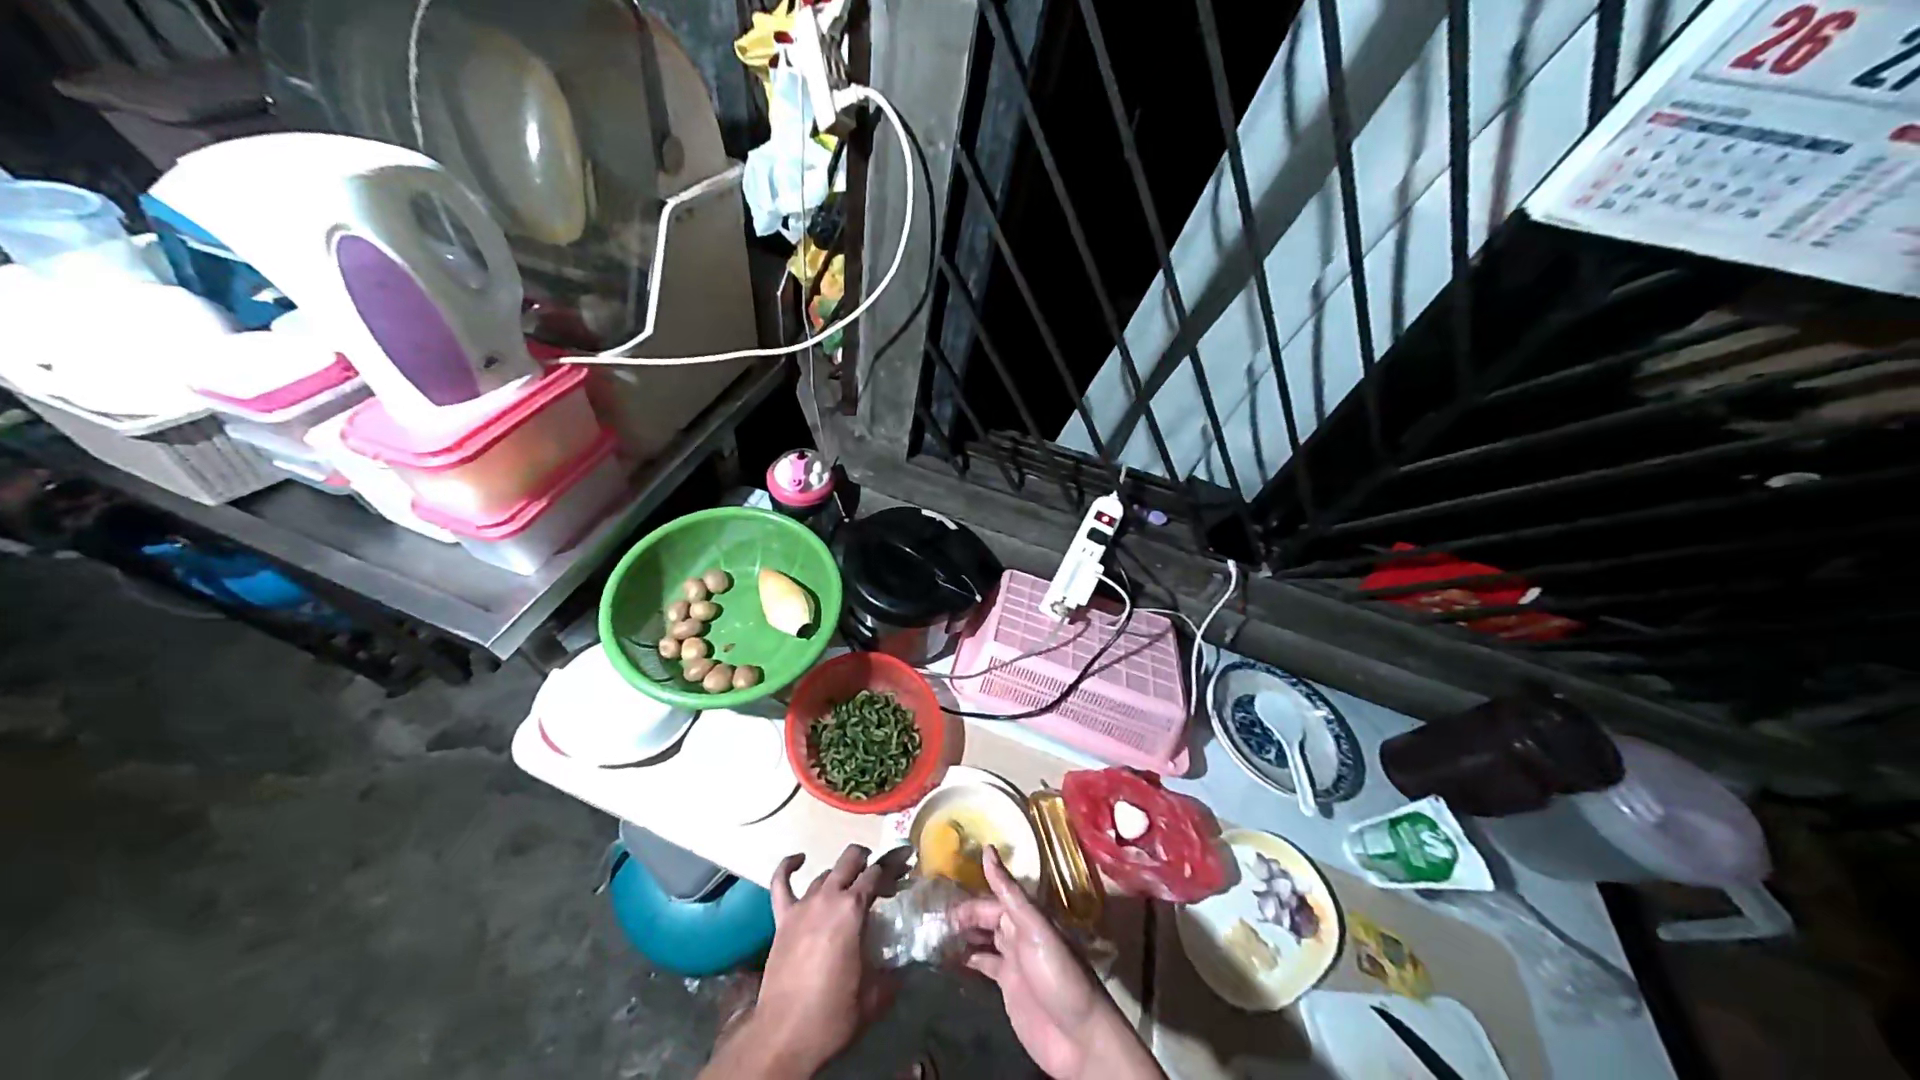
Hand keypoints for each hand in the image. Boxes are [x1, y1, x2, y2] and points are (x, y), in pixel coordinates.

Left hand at [697, 846, 891, 1079]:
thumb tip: (905, 967)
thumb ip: (893, 974)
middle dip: (869, 861)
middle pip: (851, 860)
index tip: (906, 866)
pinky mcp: (782, 919)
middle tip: (882, 878)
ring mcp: (802, 906)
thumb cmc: (833, 1014)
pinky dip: (788, 867)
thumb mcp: (876, 995)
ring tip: (853, 885)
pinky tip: (799, 860)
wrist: (785, 1035)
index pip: (878, 874)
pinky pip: (780, 883)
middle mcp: (828, 897)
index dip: (894, 866)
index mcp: (853, 909)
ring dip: (841, 875)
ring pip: (824, 873)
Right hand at [954, 847, 1163, 1079]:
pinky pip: (983, 964)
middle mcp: (1018, 934)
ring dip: (961, 936)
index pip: (990, 900)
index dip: (966, 900)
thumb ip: (1009, 893)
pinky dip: (967, 959)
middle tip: (928, 921)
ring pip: (982, 939)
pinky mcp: (1009, 987)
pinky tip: (948, 959)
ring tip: (932, 936)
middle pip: (984, 918)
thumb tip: (987, 849)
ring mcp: (1013, 961)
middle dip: (960, 917)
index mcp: (1026, 917)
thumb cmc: (1059, 976)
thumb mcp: (1035, 929)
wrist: (1079, 1038)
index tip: (936, 900)